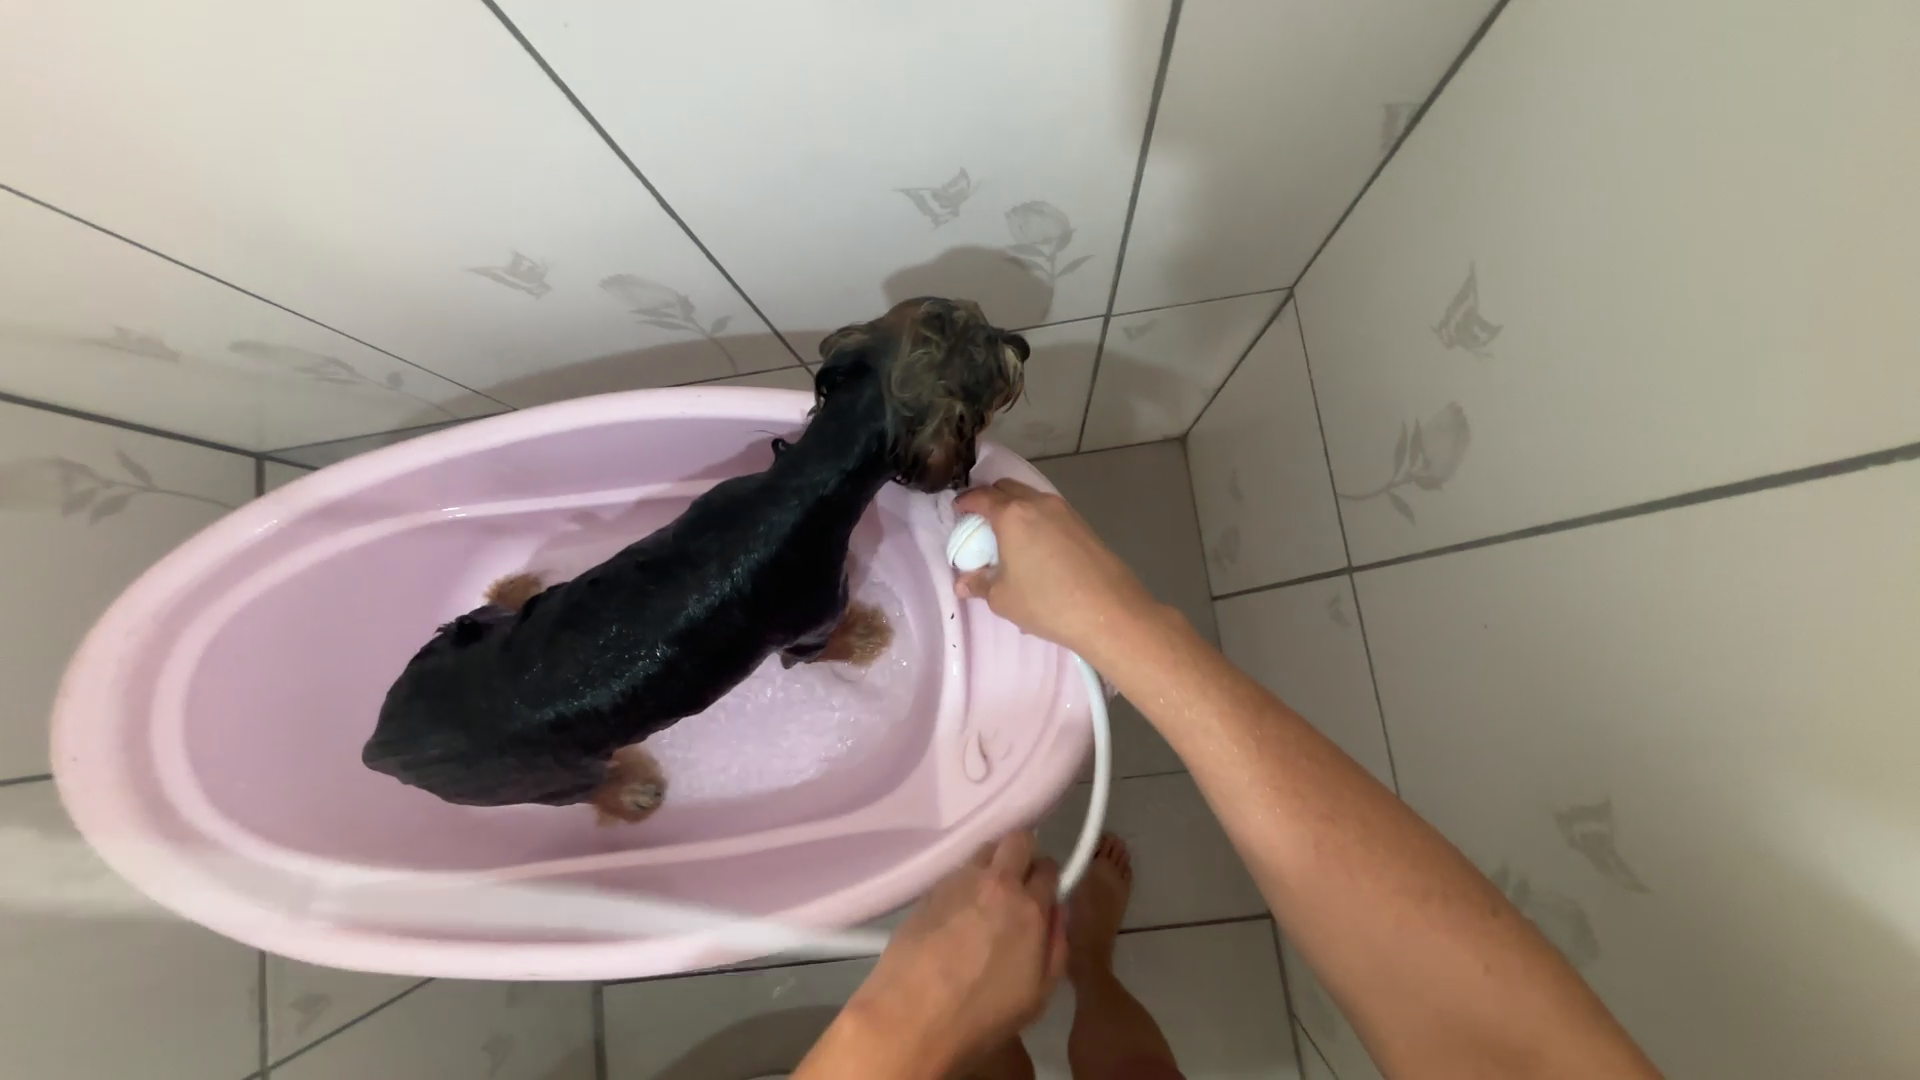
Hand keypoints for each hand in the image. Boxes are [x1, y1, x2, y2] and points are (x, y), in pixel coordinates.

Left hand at [837, 833, 1064, 1073]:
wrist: (912, 1014)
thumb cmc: (982, 1014)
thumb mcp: (1039, 995)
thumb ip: (1056, 945)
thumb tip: (1056, 911)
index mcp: (1028, 906)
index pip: (1048, 867)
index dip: (1048, 879)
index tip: (1044, 895)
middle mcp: (996, 881)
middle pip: (1018, 838)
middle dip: (1024, 853)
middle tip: (1019, 883)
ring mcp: (960, 879)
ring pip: (985, 849)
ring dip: (992, 864)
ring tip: (986, 897)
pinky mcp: (931, 887)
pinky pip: (957, 870)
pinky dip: (965, 882)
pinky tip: (958, 912)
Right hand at [954, 479, 1159, 656]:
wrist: (1108, 612)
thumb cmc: (1047, 603)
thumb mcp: (1003, 598)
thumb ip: (979, 584)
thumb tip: (963, 582)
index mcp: (1012, 515)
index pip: (982, 497)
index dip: (965, 502)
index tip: (958, 511)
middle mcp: (1039, 504)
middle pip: (1007, 488)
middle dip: (990, 498)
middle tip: (980, 520)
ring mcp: (1065, 511)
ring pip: (1032, 498)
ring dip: (1015, 507)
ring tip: (1007, 534)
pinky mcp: (1083, 525)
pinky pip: (1050, 512)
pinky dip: (1035, 519)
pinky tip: (1035, 546)